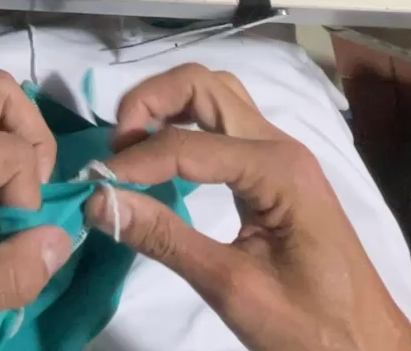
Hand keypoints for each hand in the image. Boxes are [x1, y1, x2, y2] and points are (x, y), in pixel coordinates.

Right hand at [86, 65, 410, 350]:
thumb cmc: (314, 331)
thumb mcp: (234, 290)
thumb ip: (164, 238)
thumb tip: (98, 202)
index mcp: (277, 169)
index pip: (187, 143)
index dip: (135, 161)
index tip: (96, 185)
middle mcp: (279, 144)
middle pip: (202, 85)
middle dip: (149, 102)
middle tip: (118, 146)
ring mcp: (280, 152)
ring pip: (213, 92)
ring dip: (166, 105)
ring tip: (134, 144)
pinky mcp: (274, 168)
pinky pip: (222, 118)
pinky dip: (184, 121)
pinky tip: (164, 154)